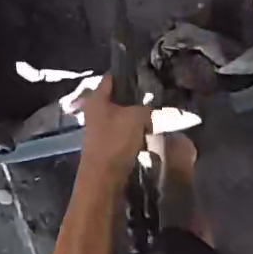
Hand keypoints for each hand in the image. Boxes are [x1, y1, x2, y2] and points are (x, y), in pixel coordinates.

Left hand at [70, 75, 147, 191]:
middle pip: (119, 98)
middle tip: (155, 98)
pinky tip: (149, 136)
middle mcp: (95, 111)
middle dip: (137, 99)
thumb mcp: (137, 117)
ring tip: (156, 118)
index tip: (147, 75)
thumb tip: (152, 108)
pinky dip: (136, 134)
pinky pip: (124, 133)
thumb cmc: (116, 141)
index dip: (128, 74)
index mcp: (97, 98)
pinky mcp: (107, 144)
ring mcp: (100, 129)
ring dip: (138, 118)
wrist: (103, 179)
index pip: (112, 77)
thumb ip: (146, 107)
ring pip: (123, 117)